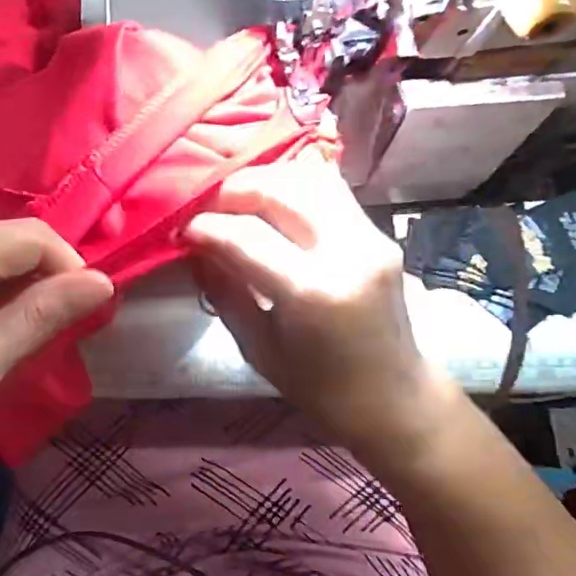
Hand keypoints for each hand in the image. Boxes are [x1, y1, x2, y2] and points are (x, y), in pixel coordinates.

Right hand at [185, 156, 449, 453]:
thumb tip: (195, 249)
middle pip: (280, 190)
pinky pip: (330, 191)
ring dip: (265, 182)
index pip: (247, 237)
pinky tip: (270, 203)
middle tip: (206, 208)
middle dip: (233, 191)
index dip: (206, 227)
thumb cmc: (319, 387)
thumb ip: (225, 292)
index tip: (181, 230)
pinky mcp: (378, 234)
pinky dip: (293, 187)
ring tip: (236, 202)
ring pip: (310, 178)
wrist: (393, 397)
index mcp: (312, 292)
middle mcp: (346, 253)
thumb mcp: (258, 348)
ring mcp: (370, 237)